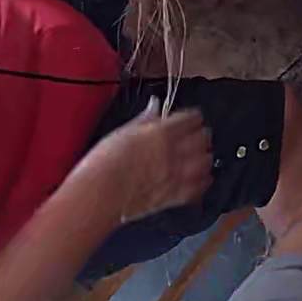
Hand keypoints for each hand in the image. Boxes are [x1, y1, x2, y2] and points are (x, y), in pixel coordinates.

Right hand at [75, 98, 213, 223]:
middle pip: (202, 138)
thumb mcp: (123, 132)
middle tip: (198, 135)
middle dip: (201, 135)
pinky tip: (203, 177)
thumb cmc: (103, 163)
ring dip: (205, 156)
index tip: (192, 118)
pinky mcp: (172, 196)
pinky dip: (203, 181)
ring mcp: (175, 174)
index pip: (191, 119)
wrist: (96, 196)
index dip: (193, 117)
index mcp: (162, 132)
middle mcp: (173, 151)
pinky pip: (198, 187)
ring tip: (201, 154)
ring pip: (205, 161)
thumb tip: (155, 104)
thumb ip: (145, 118)